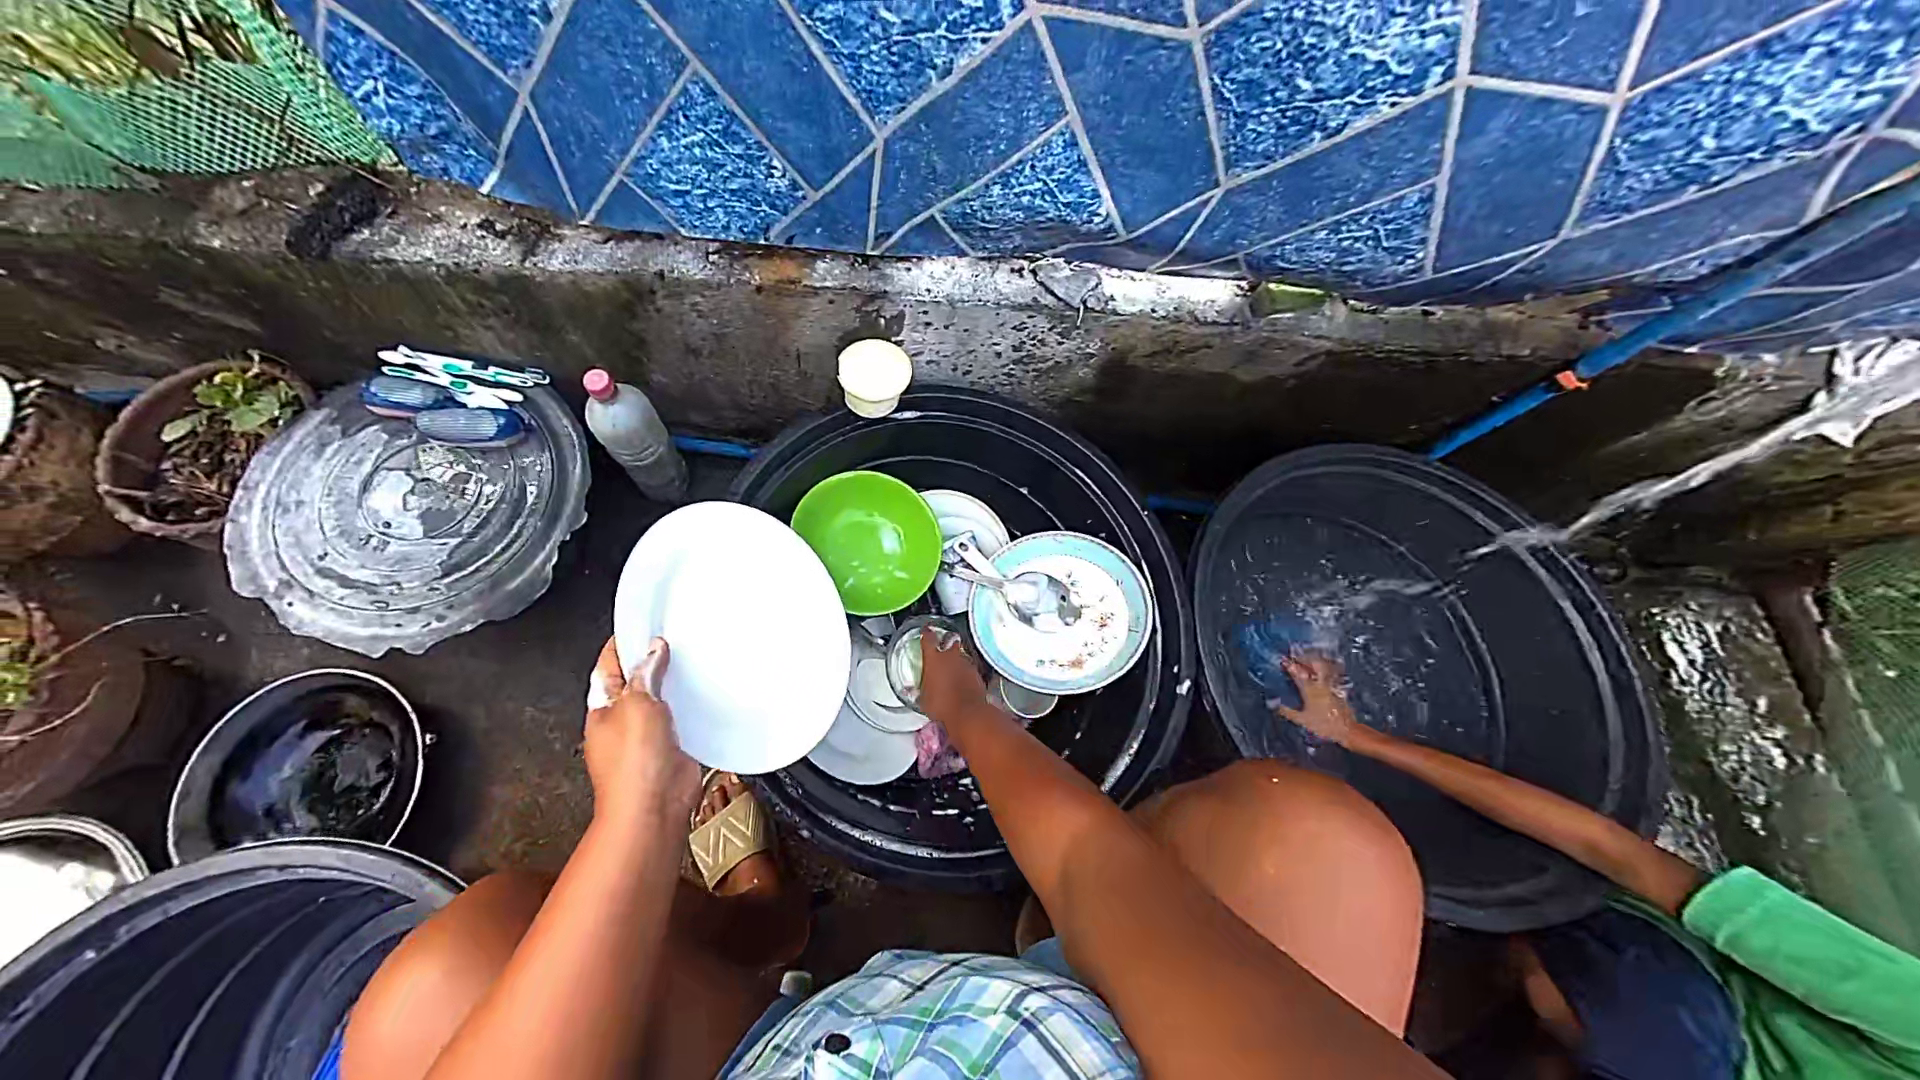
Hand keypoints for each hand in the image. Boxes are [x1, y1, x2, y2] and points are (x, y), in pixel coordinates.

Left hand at [585, 636, 700, 826]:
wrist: (653, 806)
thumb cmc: (632, 765)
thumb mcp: (636, 704)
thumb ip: (645, 674)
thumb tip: (652, 651)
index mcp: (602, 708)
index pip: (610, 665)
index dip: (624, 644)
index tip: (640, 626)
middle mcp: (622, 720)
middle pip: (637, 681)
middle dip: (652, 662)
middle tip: (671, 641)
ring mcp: (647, 735)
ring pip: (660, 700)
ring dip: (673, 685)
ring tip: (689, 663)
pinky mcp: (672, 746)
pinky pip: (681, 718)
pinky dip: (690, 706)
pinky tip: (702, 697)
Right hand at [917, 627, 989, 719]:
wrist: (967, 712)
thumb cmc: (942, 705)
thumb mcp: (923, 700)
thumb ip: (919, 691)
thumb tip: (914, 692)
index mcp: (934, 659)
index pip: (928, 638)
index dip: (926, 633)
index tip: (926, 630)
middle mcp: (951, 657)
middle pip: (950, 641)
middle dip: (947, 642)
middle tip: (944, 646)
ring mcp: (966, 664)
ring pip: (961, 655)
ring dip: (957, 659)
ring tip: (953, 667)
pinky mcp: (977, 674)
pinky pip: (970, 668)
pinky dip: (966, 671)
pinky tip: (963, 680)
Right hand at [1273, 653, 1363, 746]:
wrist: (1347, 731)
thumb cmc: (1324, 725)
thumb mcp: (1302, 720)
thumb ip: (1288, 712)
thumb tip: (1275, 705)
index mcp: (1310, 690)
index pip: (1298, 673)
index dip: (1290, 665)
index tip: (1283, 659)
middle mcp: (1322, 684)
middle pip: (1316, 664)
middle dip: (1307, 657)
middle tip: (1298, 655)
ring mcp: (1332, 686)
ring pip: (1326, 667)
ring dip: (1318, 661)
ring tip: (1311, 658)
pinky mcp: (1340, 689)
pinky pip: (1333, 674)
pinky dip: (1327, 669)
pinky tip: (1324, 670)